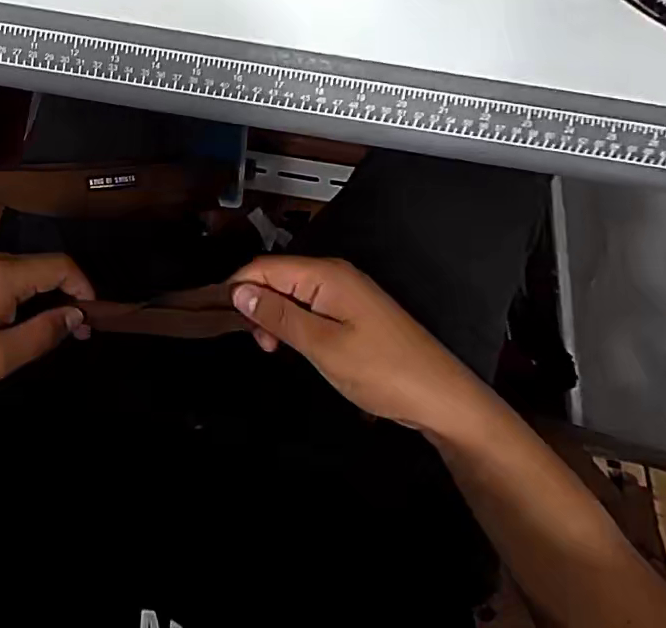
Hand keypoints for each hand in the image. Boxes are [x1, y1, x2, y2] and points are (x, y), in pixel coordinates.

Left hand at [0, 252, 93, 428]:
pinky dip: (26, 297)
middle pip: (46, 267)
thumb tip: (76, 315)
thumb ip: (44, 332)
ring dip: (47, 297)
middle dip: (68, 294)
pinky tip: (23, 324)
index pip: (62, 266)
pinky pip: (8, 280)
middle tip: (78, 332)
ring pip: (27, 273)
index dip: (85, 288)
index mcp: (5, 274)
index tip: (93, 319)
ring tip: (55, 331)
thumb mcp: (1, 357)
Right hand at [228, 256, 479, 430]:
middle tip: (255, 341)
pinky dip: (293, 323)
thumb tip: (240, 292)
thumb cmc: (387, 372)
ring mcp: (345, 292)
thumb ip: (278, 315)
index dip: (237, 288)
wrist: (443, 399)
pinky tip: (293, 345)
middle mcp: (334, 275)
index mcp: (326, 275)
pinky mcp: (351, 310)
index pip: (263, 267)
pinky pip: (309, 306)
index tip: (222, 317)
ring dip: (274, 316)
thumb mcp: (322, 346)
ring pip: (290, 293)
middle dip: (256, 304)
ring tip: (273, 348)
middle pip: (276, 277)